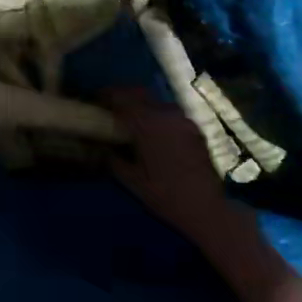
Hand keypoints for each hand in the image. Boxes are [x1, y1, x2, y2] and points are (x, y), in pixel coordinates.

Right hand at [107, 89, 244, 250]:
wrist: (205, 207)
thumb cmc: (164, 195)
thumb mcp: (131, 180)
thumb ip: (114, 159)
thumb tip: (104, 148)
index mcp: (148, 125)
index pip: (123, 98)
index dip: (107, 95)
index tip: (95, 99)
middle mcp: (167, 115)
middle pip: (140, 93)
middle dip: (123, 95)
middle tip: (109, 105)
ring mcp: (183, 120)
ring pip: (157, 102)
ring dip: (141, 105)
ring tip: (129, 118)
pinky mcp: (194, 129)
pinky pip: (169, 113)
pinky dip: (156, 115)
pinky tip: (151, 131)